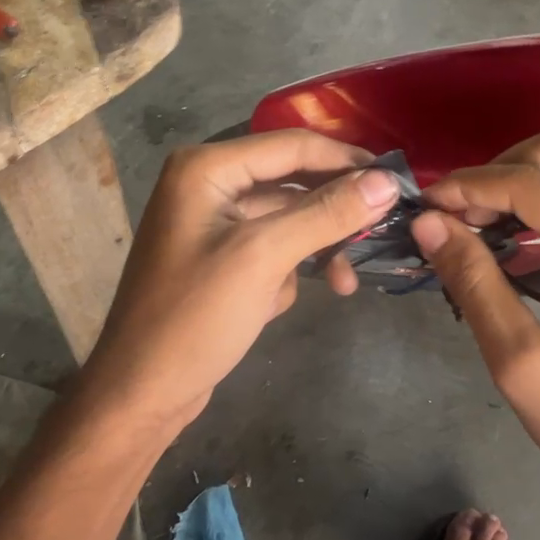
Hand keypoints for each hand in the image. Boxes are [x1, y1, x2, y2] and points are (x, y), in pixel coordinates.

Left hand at [80, 129, 400, 423]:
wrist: (140, 392)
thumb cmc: (194, 317)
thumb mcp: (264, 258)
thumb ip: (326, 213)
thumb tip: (387, 181)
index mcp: (205, 168)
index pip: (291, 146)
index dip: (347, 160)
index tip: (399, 181)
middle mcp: (206, 184)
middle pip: (291, 182)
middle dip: (331, 214)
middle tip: (383, 233)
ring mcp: (211, 223)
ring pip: (286, 219)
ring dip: (313, 249)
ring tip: (343, 283)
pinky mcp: (218, 258)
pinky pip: (269, 248)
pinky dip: (284, 272)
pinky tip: (275, 305)